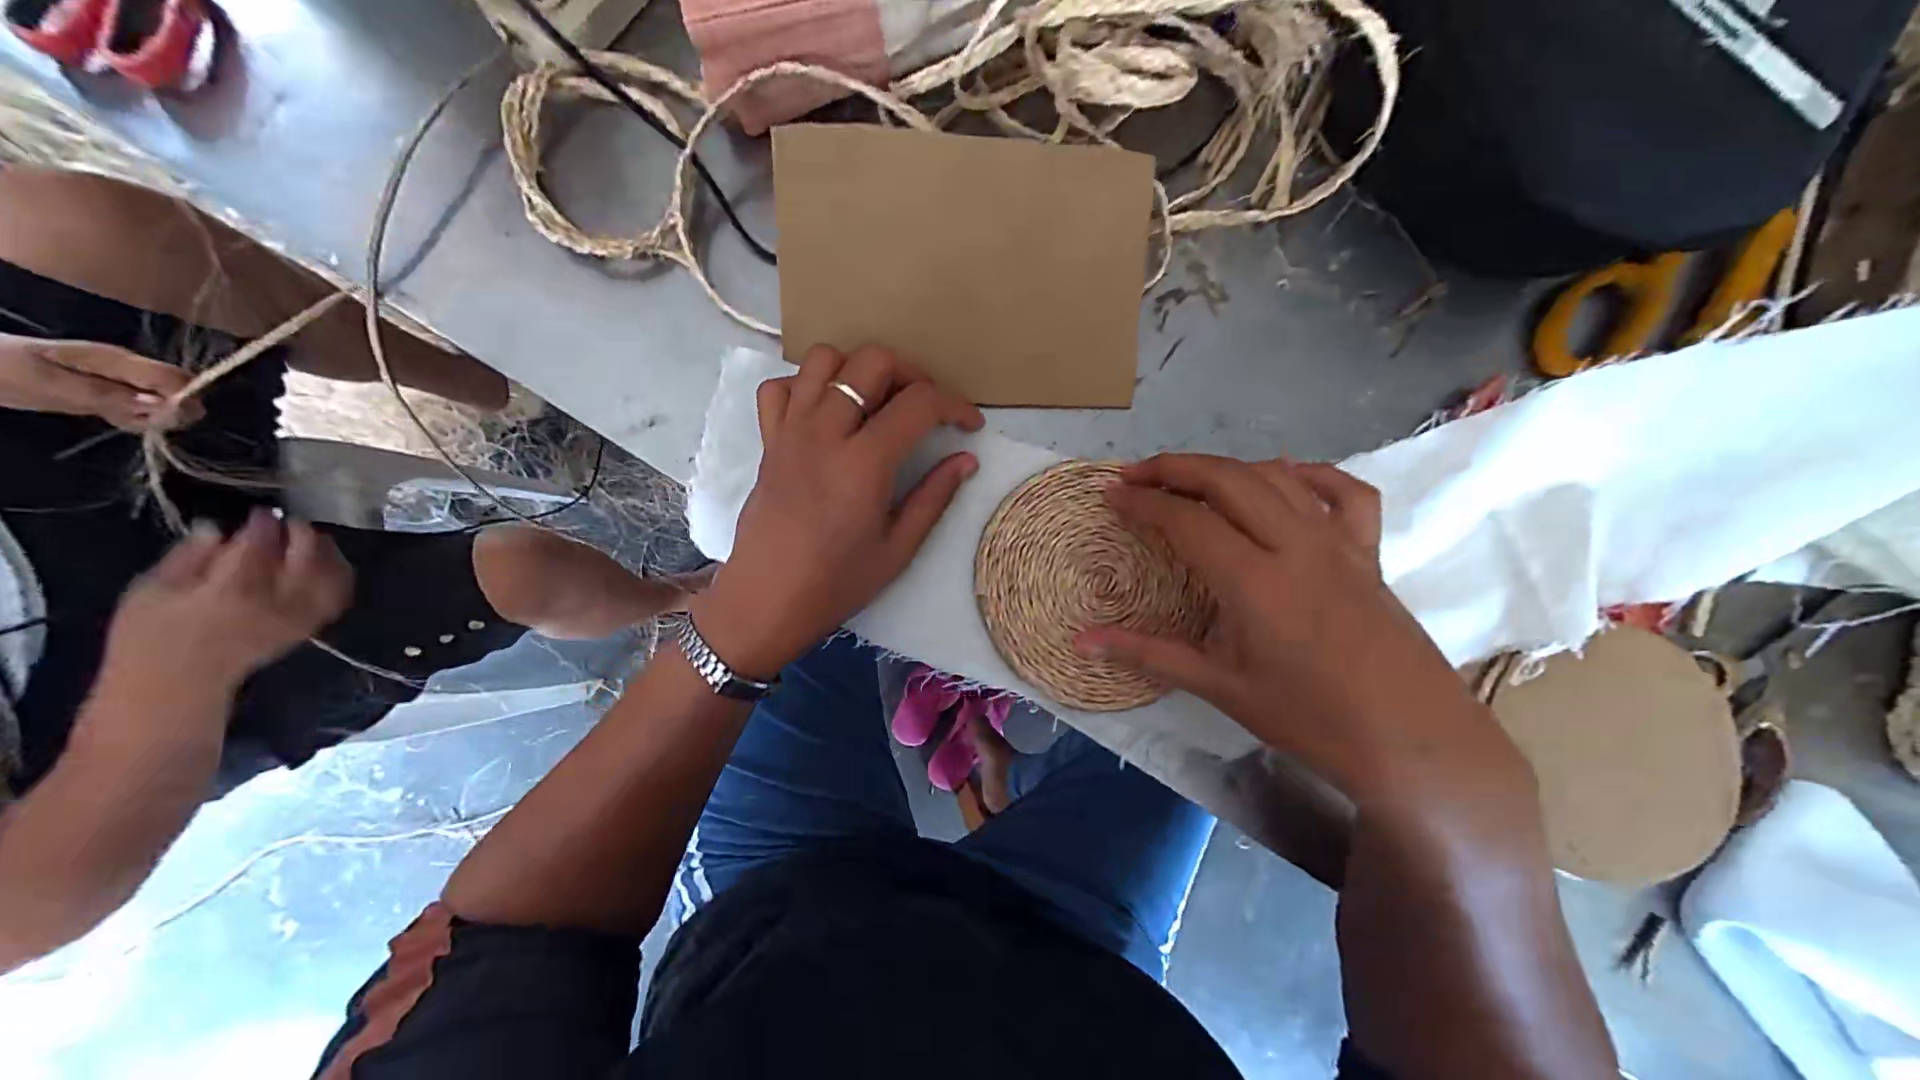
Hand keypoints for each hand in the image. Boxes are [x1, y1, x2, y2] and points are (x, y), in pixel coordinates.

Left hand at [0, 333, 204, 430]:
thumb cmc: (5, 369)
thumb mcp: (49, 384)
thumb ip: (107, 394)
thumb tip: (165, 406)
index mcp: (118, 360)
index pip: (177, 379)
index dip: (185, 400)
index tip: (162, 420)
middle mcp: (131, 368)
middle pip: (181, 391)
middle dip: (171, 412)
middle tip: (132, 421)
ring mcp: (124, 379)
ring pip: (168, 402)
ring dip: (152, 418)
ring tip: (114, 418)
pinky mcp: (116, 391)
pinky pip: (146, 408)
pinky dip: (136, 419)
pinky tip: (110, 417)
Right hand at [96, 510, 353, 703]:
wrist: (176, 686)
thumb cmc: (150, 637)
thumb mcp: (150, 590)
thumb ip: (189, 556)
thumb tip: (215, 527)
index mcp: (234, 588)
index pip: (262, 543)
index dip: (264, 522)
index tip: (261, 512)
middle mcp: (277, 600)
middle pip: (306, 554)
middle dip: (300, 531)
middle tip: (287, 523)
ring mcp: (299, 615)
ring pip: (332, 573)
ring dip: (326, 551)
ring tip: (309, 540)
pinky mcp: (309, 627)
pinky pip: (338, 596)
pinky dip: (339, 576)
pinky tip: (326, 565)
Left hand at [694, 345, 983, 678]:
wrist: (766, 600)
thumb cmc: (836, 583)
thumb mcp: (898, 548)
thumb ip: (934, 497)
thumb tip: (966, 460)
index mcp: (864, 463)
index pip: (920, 403)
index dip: (955, 405)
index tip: (969, 426)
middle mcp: (825, 432)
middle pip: (872, 361)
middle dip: (911, 373)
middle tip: (925, 408)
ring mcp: (790, 431)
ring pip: (823, 359)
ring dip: (858, 370)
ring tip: (876, 403)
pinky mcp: (767, 440)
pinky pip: (780, 387)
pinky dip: (806, 386)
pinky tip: (826, 414)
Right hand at [1077, 454, 1530, 813]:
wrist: (1414, 741)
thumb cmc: (1310, 719)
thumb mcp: (1219, 687)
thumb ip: (1147, 654)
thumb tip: (1080, 642)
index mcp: (1254, 580)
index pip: (1186, 520)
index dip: (1142, 502)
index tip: (1109, 495)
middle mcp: (1295, 545)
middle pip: (1228, 479)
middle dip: (1174, 467)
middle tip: (1135, 474)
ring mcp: (1338, 543)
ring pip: (1276, 477)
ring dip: (1227, 467)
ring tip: (1191, 477)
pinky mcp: (1369, 552)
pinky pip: (1344, 492)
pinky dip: (1309, 474)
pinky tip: (1285, 476)